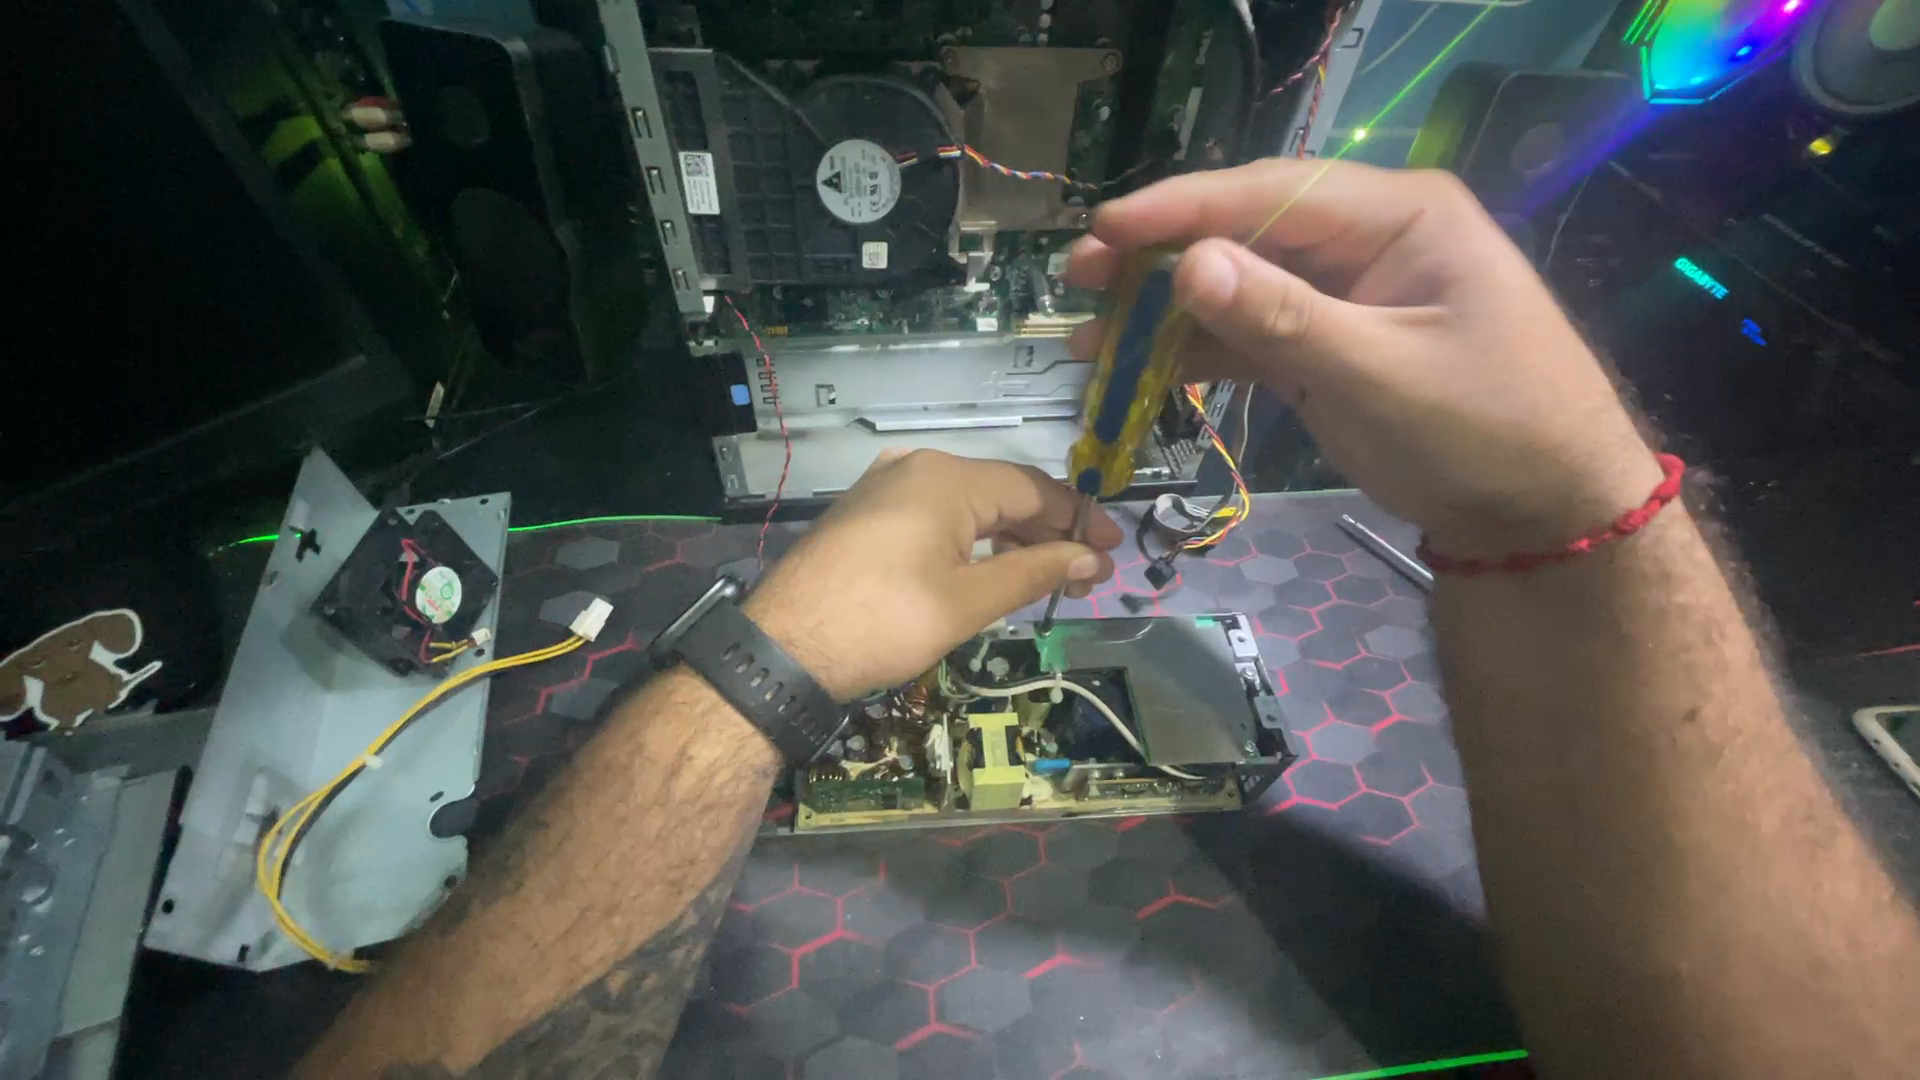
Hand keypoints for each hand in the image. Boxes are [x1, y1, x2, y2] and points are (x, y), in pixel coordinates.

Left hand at [743, 450, 1121, 698]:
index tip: (1112, 549)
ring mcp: (887, 488)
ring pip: (968, 506)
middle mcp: (917, 468)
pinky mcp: (869, 515)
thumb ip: (1035, 572)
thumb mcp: (968, 601)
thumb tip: (1092, 559)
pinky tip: (993, 568)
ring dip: (1011, 539)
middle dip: (1048, 532)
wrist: (782, 649)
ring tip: (1050, 576)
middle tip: (1088, 574)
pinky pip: (936, 517)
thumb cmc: (885, 623)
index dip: (1078, 519)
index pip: (1032, 488)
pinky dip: (972, 542)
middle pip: (1001, 493)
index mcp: (947, 477)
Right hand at [1065, 158, 1661, 557]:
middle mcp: (1357, 244)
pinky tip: (1138, 368)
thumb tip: (1188, 265)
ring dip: (1161, 315)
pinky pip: (1242, 339)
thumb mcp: (1379, 372)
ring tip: (1090, 336)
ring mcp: (1333, 297)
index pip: (1270, 193)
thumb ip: (1283, 317)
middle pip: (1239, 236)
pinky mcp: (1316, 349)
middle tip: (1080, 276)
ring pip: (1231, 291)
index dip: (1179, 210)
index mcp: (1395, 217)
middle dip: (1157, 258)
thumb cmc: (1483, 430)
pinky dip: (1192, 355)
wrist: (1533, 512)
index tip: (1103, 231)